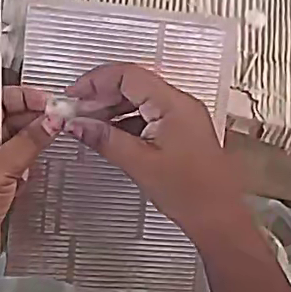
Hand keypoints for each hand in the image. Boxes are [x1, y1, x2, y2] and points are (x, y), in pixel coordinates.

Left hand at [0, 86, 61, 275]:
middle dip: (31, 120)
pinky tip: (31, 175)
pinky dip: (26, 168)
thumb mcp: (0, 168)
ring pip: (13, 145)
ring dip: (30, 145)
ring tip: (49, 146)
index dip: (22, 97)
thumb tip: (54, 118)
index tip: (50, 102)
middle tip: (59, 122)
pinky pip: (15, 168)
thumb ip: (29, 141)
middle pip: (6, 120)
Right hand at [60, 63, 249, 244]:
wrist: (216, 216)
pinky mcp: (177, 131)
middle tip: (73, 111)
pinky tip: (106, 135)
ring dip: (108, 110)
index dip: (95, 81)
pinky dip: (121, 122)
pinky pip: (144, 116)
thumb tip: (78, 124)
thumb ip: (104, 139)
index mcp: (173, 105)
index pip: (127, 75)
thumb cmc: (191, 193)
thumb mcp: (139, 163)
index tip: (73, 95)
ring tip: (85, 125)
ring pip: (136, 100)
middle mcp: (179, 105)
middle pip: (131, 85)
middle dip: (99, 96)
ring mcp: (179, 117)